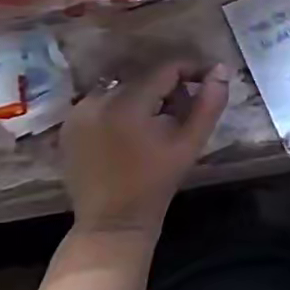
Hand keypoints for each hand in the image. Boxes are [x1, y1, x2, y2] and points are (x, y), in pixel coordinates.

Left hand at [63, 63, 230, 236]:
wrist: (113, 222)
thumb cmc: (157, 181)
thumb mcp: (192, 141)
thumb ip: (210, 102)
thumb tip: (220, 69)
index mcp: (126, 103)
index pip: (167, 68)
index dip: (193, 70)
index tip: (210, 82)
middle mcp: (96, 100)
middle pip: (146, 77)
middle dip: (170, 87)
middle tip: (186, 110)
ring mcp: (78, 113)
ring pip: (126, 87)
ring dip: (147, 96)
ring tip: (161, 121)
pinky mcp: (69, 125)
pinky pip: (106, 101)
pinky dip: (124, 107)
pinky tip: (135, 129)